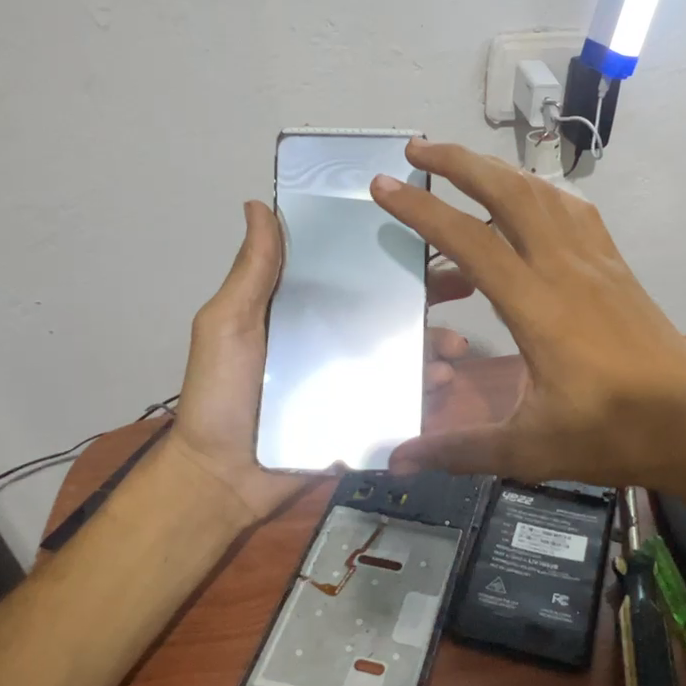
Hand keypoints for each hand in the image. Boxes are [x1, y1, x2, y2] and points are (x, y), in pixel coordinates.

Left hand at [162, 201, 473, 529]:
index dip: (386, 253)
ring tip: (454, 346)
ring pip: (401, 353)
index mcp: (300, 311)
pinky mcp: (361, 416)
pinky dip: (425, 387)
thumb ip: (250, 273)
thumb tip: (257, 205)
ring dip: (432, 343)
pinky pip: (400, 397)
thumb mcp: (227, 325)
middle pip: (386, 310)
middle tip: (466, 284)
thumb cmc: (219, 395)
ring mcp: (349, 379)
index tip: (425, 235)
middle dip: (427, 296)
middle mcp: (330, 339)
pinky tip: (441, 381)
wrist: (223, 479)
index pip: (350, 273)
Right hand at [370, 140, 685, 497]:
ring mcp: (598, 263)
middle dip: (459, 162)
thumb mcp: (530, 448)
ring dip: (501, 171)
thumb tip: (398, 460)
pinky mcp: (618, 269)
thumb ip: (461, 447)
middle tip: (417, 149)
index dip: (422, 210)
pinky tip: (530, 205)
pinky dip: (543, 194)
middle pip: (509, 193)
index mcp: (538, 307)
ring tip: (465, 169)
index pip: (471, 241)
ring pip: (545, 195)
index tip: (383, 186)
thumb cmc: (613, 436)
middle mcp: (567, 270)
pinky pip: (576, 213)